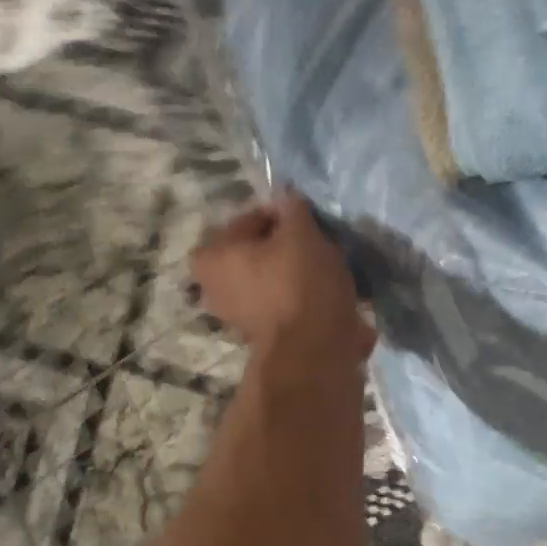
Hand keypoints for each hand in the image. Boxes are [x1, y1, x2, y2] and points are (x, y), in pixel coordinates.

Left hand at [191, 193, 374, 362]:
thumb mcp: (303, 235)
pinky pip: (290, 306)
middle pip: (263, 253)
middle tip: (327, 253)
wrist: (316, 349)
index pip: (253, 220)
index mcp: (211, 254)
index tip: (319, 227)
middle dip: (293, 251)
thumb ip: (294, 211)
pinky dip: (307, 302)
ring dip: (302, 277)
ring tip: (334, 278)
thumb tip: (288, 195)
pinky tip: (331, 302)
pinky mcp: (268, 336)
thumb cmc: (302, 285)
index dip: (289, 219)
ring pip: (277, 280)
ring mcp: (241, 314)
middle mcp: (214, 284)